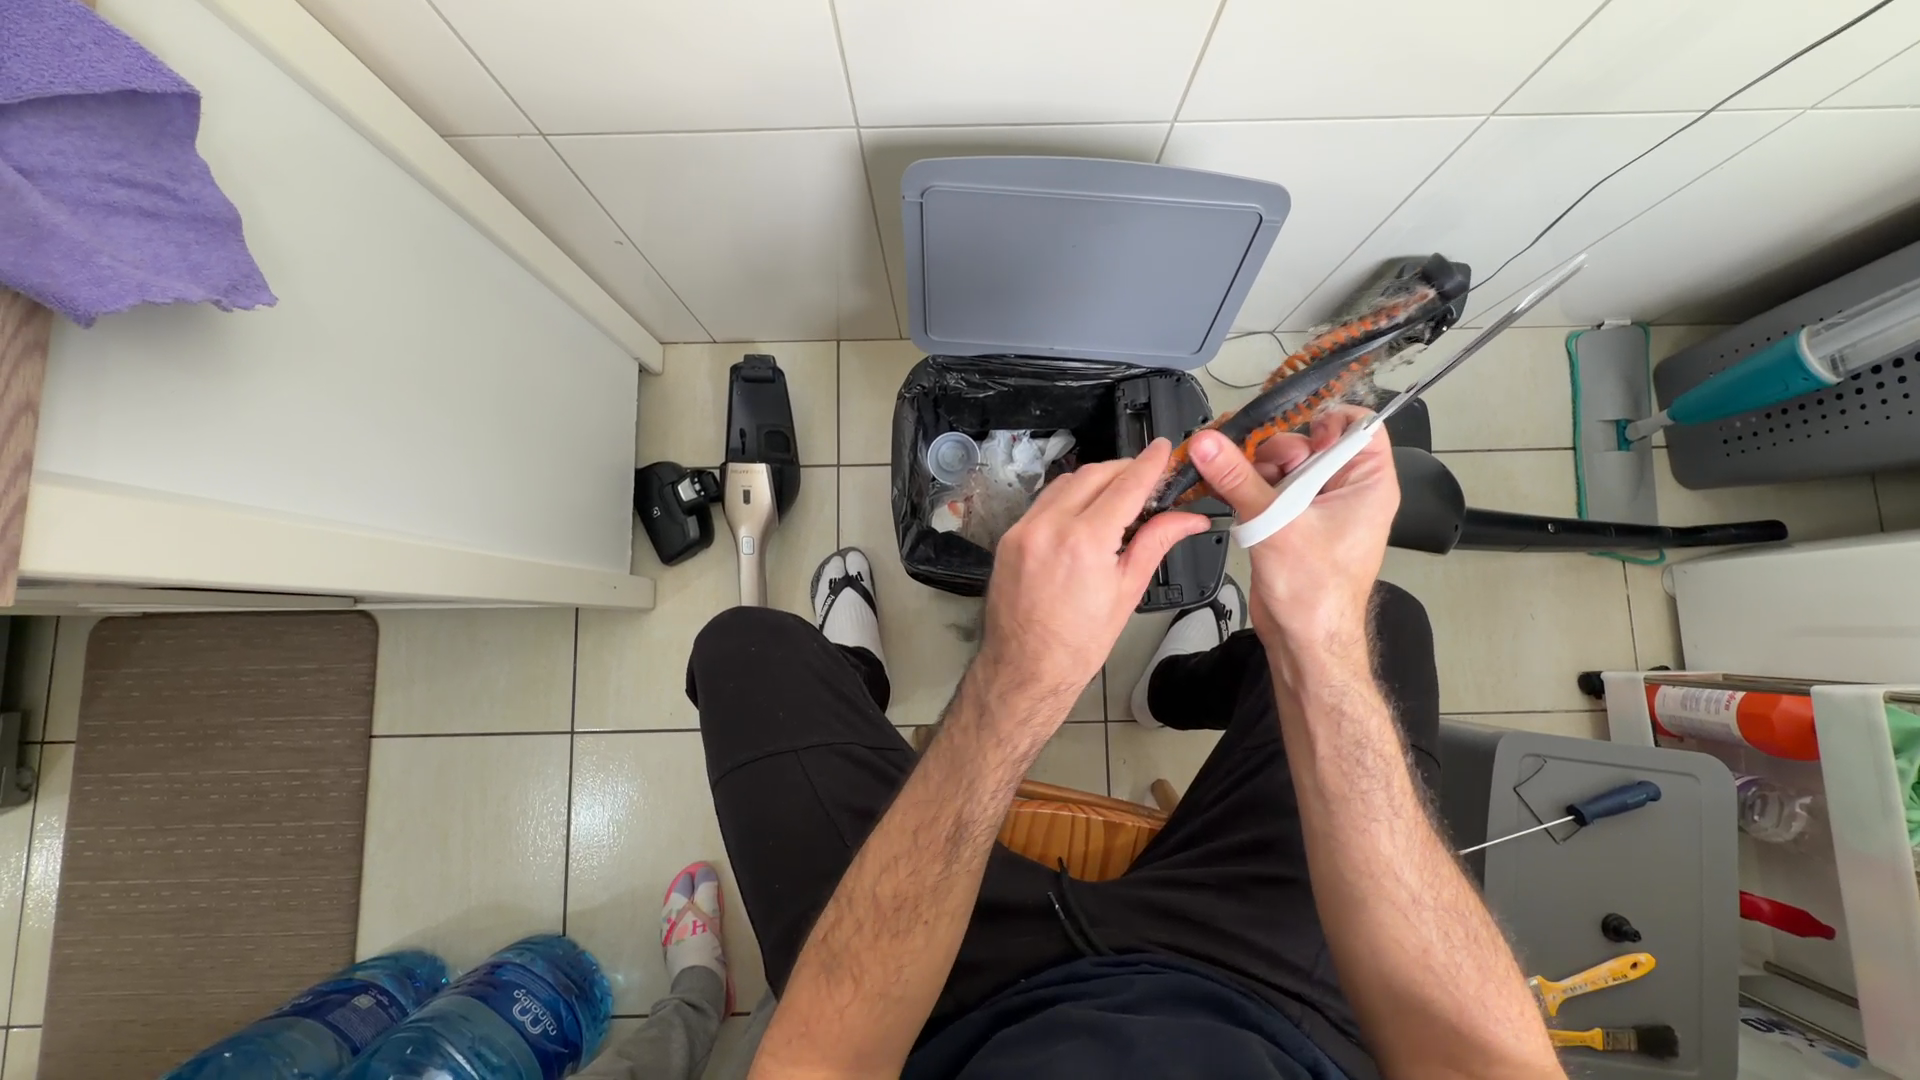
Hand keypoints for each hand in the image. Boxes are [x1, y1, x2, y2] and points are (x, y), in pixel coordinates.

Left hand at [976, 438, 1208, 727]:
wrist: (1025, 669)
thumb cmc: (1078, 644)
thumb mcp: (1126, 592)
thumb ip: (1155, 543)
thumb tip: (1189, 519)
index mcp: (1084, 542)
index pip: (1126, 486)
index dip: (1150, 464)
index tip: (1165, 448)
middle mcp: (1048, 527)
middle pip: (1094, 475)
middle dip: (1124, 469)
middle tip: (1149, 477)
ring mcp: (1023, 530)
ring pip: (1065, 483)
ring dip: (1095, 481)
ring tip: (1120, 495)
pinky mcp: (1009, 538)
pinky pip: (1043, 502)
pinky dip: (1068, 498)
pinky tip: (1086, 512)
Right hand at [1187, 406, 1398, 646]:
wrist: (1303, 639)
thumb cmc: (1315, 591)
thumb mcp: (1276, 523)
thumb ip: (1239, 477)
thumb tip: (1208, 443)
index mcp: (1367, 483)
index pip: (1358, 426)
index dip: (1323, 421)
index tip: (1289, 435)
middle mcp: (1346, 490)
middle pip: (1310, 442)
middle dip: (1277, 452)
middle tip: (1259, 473)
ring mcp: (1317, 507)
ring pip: (1284, 465)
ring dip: (1256, 473)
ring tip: (1243, 494)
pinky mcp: (1292, 522)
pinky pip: (1270, 489)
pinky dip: (1249, 489)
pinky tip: (1232, 497)